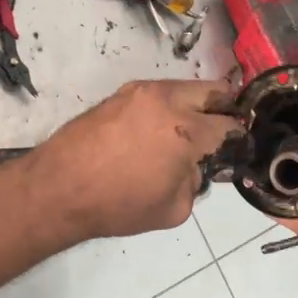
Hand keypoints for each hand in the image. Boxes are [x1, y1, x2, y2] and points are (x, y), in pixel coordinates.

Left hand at [24, 80, 242, 240]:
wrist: (58, 188)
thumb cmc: (117, 205)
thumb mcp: (173, 209)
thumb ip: (194, 182)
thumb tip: (192, 167)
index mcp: (185, 131)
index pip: (228, 125)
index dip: (238, 137)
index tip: (237, 147)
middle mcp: (167, 101)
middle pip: (213, 92)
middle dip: (223, 109)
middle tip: (221, 131)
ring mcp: (141, 92)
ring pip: (184, 88)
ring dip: (193, 106)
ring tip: (185, 133)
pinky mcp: (120, 94)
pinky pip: (157, 94)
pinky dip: (166, 107)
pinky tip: (156, 132)